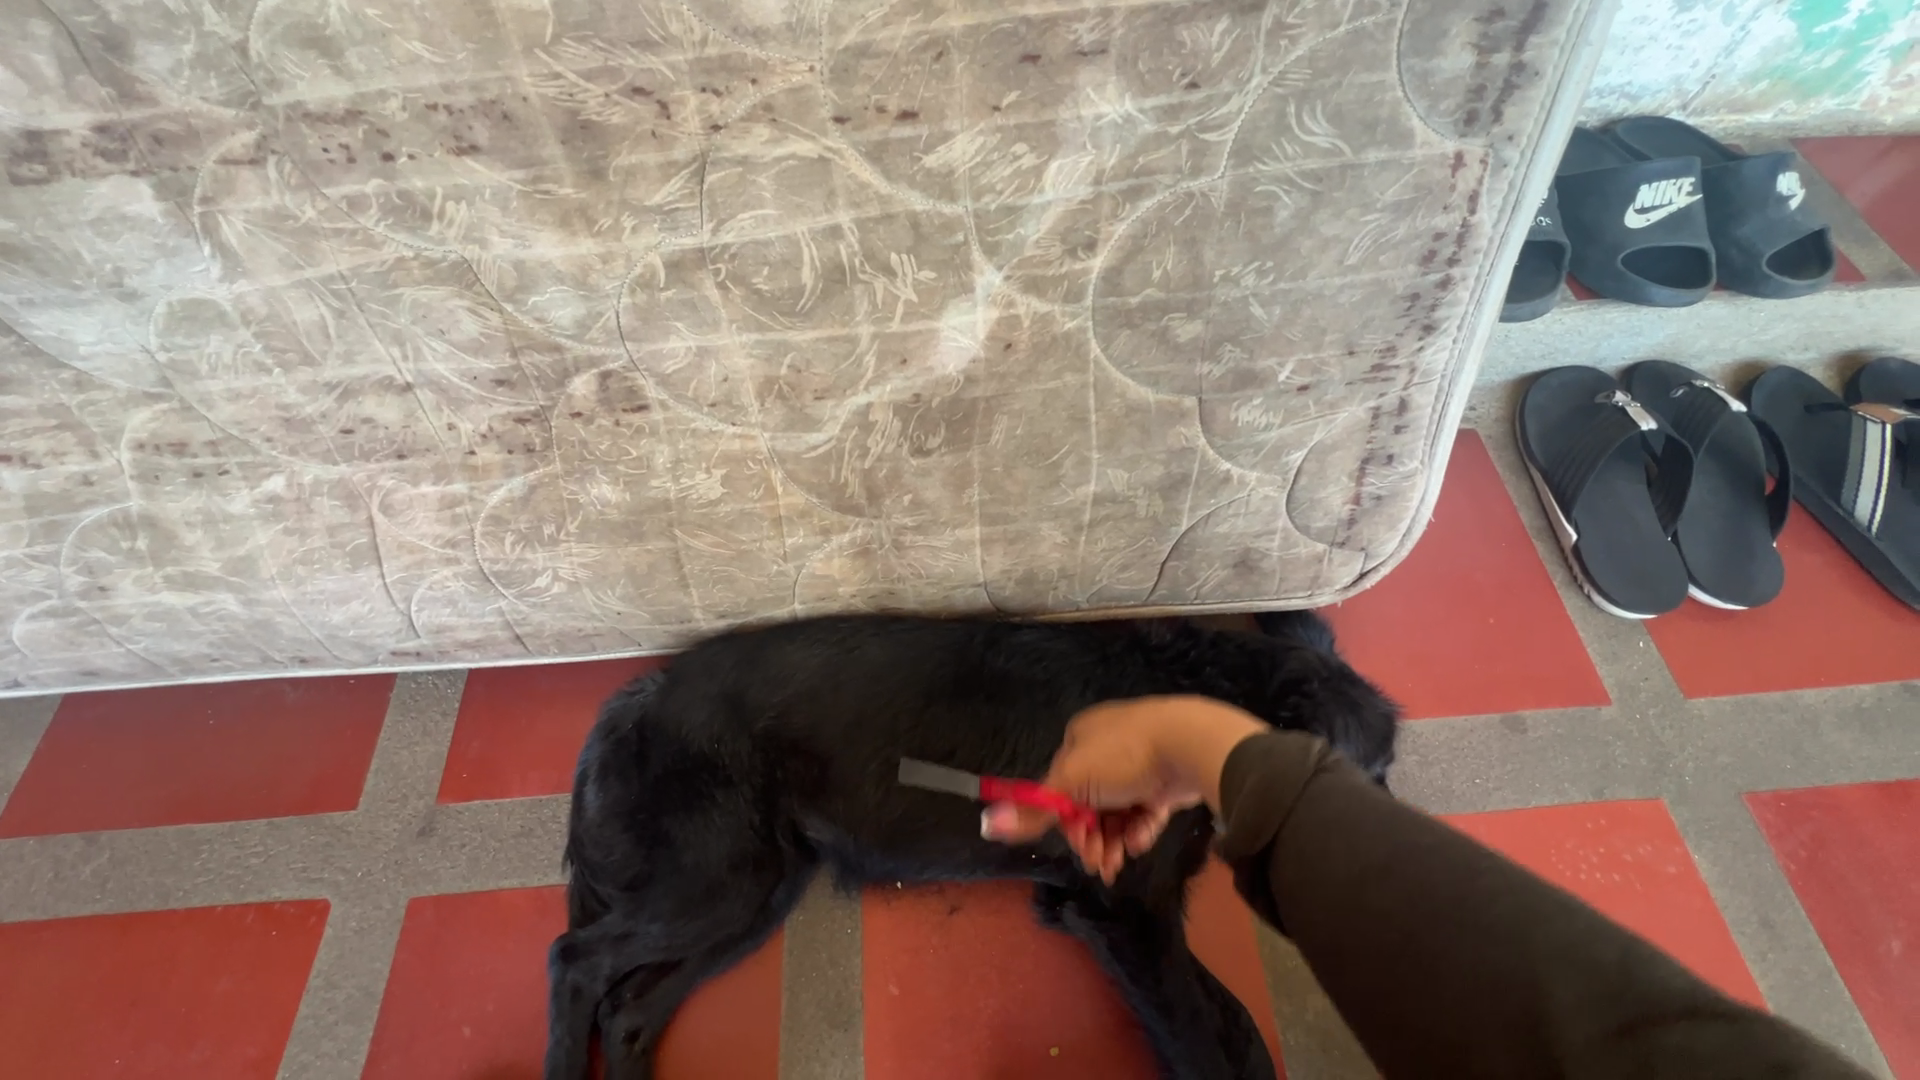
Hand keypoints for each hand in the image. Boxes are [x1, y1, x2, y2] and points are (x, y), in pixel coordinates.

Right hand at [981, 696, 1264, 882]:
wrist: (1188, 745)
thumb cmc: (1122, 758)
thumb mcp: (1071, 784)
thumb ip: (1034, 810)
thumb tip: (985, 825)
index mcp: (1079, 739)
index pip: (1061, 788)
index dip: (1066, 823)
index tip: (1078, 848)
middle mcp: (1105, 747)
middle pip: (1089, 802)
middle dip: (1092, 836)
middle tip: (1101, 864)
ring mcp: (1138, 761)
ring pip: (1118, 810)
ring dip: (1115, 839)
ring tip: (1120, 860)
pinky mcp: (1165, 777)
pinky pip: (1145, 808)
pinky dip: (1140, 827)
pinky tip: (1141, 840)